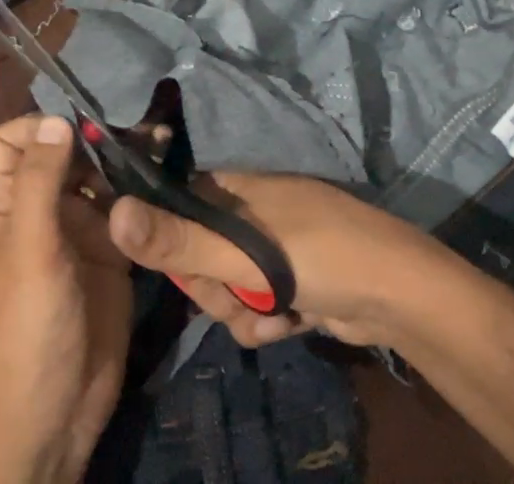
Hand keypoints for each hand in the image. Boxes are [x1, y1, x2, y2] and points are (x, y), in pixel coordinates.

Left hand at [0, 116, 133, 483]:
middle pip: (63, 157)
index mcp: (3, 208)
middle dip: (95, 142)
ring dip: (124, 165)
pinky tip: (168, 183)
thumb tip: (56, 118)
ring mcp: (77, 234)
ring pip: (98, 182)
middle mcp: (39, 212)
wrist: (55, 411)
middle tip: (139, 132)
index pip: (12, 143)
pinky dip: (143, 197)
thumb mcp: (28, 249)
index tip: (84, 128)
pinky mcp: (112, 256)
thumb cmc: (27, 327)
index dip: (41, 127)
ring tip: (160, 148)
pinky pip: (126, 213)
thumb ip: (39, 182)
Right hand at [108, 173, 446, 349]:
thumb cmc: (322, 256)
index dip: (174, 246)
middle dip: (214, 289)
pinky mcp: (292, 282)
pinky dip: (269, 319)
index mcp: (236, 190)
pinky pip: (256, 304)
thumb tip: (111, 212)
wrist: (402, 295)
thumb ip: (177, 239)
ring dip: (244, 311)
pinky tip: (293, 324)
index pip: (175, 209)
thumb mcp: (245, 253)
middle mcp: (250, 213)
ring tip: (275, 315)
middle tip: (237, 296)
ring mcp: (274, 249)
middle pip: (198, 256)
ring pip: (226, 287)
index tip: (188, 270)